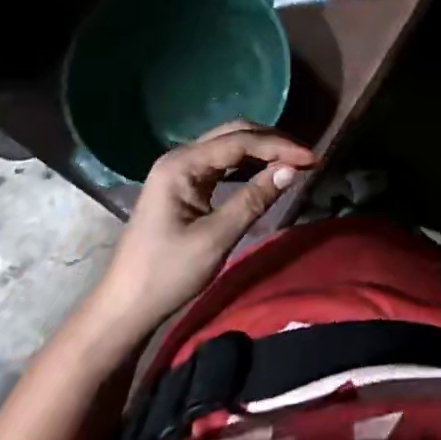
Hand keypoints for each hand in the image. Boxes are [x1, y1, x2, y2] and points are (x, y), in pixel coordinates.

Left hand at [90, 122, 314, 332]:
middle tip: (307, 157)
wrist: (127, 304)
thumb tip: (291, 171)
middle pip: (233, 135)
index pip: (239, 142)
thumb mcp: (216, 238)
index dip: (278, 146)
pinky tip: (266, 175)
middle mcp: (179, 158)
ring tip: (294, 164)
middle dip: (272, 142)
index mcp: (181, 164)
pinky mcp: (183, 186)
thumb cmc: (168, 273)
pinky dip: (246, 167)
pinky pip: (220, 166)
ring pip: (228, 148)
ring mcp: (179, 171)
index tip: (313, 158)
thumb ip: (253, 200)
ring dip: (261, 153)